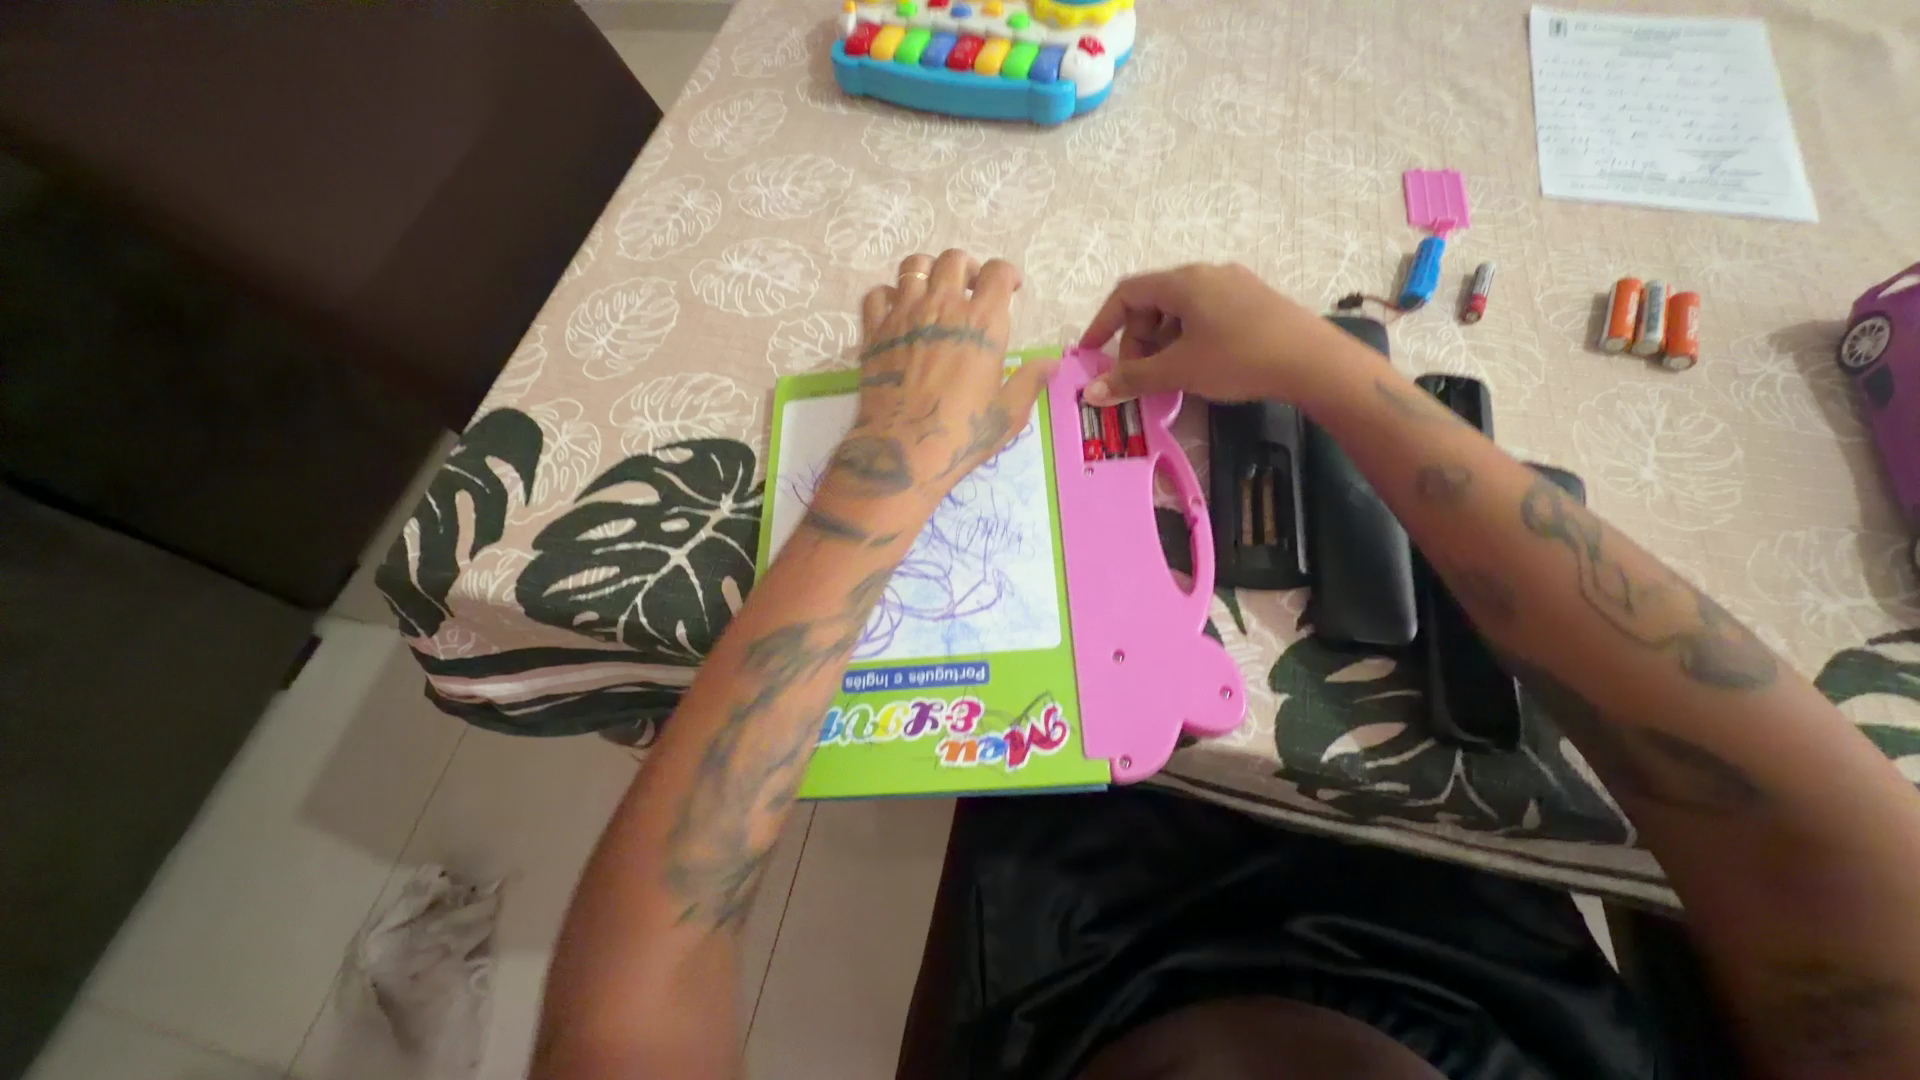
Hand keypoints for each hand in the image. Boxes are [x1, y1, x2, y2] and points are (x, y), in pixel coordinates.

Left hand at [815, 250, 1053, 529]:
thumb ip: (1029, 381)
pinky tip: (896, 312)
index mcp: (983, 322)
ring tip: (932, 292)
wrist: (905, 450)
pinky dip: (888, 295)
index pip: (998, 272)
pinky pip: (877, 294)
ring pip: (913, 266)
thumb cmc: (963, 434)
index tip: (1010, 287)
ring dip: (927, 272)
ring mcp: (904, 315)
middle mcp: (943, 307)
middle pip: (954, 260)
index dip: (1007, 274)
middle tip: (970, 287)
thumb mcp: (1009, 413)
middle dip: (967, 268)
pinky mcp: (875, 332)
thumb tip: (1052, 363)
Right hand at [1078, 263, 1354, 405]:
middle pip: (1153, 302)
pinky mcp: (1253, 302)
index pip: (1127, 293)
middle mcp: (1206, 274)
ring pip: (1180, 311)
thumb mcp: (1179, 371)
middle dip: (1136, 340)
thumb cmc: (1239, 358)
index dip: (1103, 322)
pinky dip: (1187, 339)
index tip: (1090, 352)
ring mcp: (1233, 285)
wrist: (1313, 361)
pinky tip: (1197, 367)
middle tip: (1137, 375)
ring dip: (1161, 342)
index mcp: (1184, 281)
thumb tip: (1091, 393)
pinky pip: (1204, 315)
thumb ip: (1132, 379)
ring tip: (1167, 375)